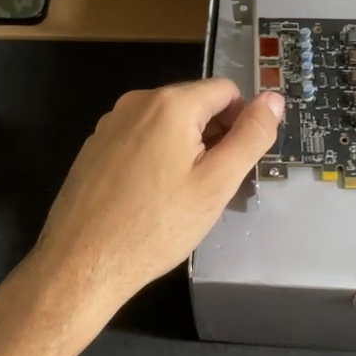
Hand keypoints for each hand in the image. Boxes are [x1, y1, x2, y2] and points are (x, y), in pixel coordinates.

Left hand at [27, 78, 284, 325]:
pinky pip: (140, 138)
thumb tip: (273, 99)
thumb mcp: (216, 183)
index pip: (226, 90)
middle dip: (212, 136)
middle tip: (212, 185)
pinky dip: (155, 157)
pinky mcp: (94, 146)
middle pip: (195, 104)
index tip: (236, 162)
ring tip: (181, 196)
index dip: (241, 122)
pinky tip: (150, 198)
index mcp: (170, 103)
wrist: (81, 264)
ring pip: (166, 123)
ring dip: (184, 148)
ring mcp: (111, 123)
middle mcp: (137, 101)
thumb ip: (250, 136)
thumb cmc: (156, 225)